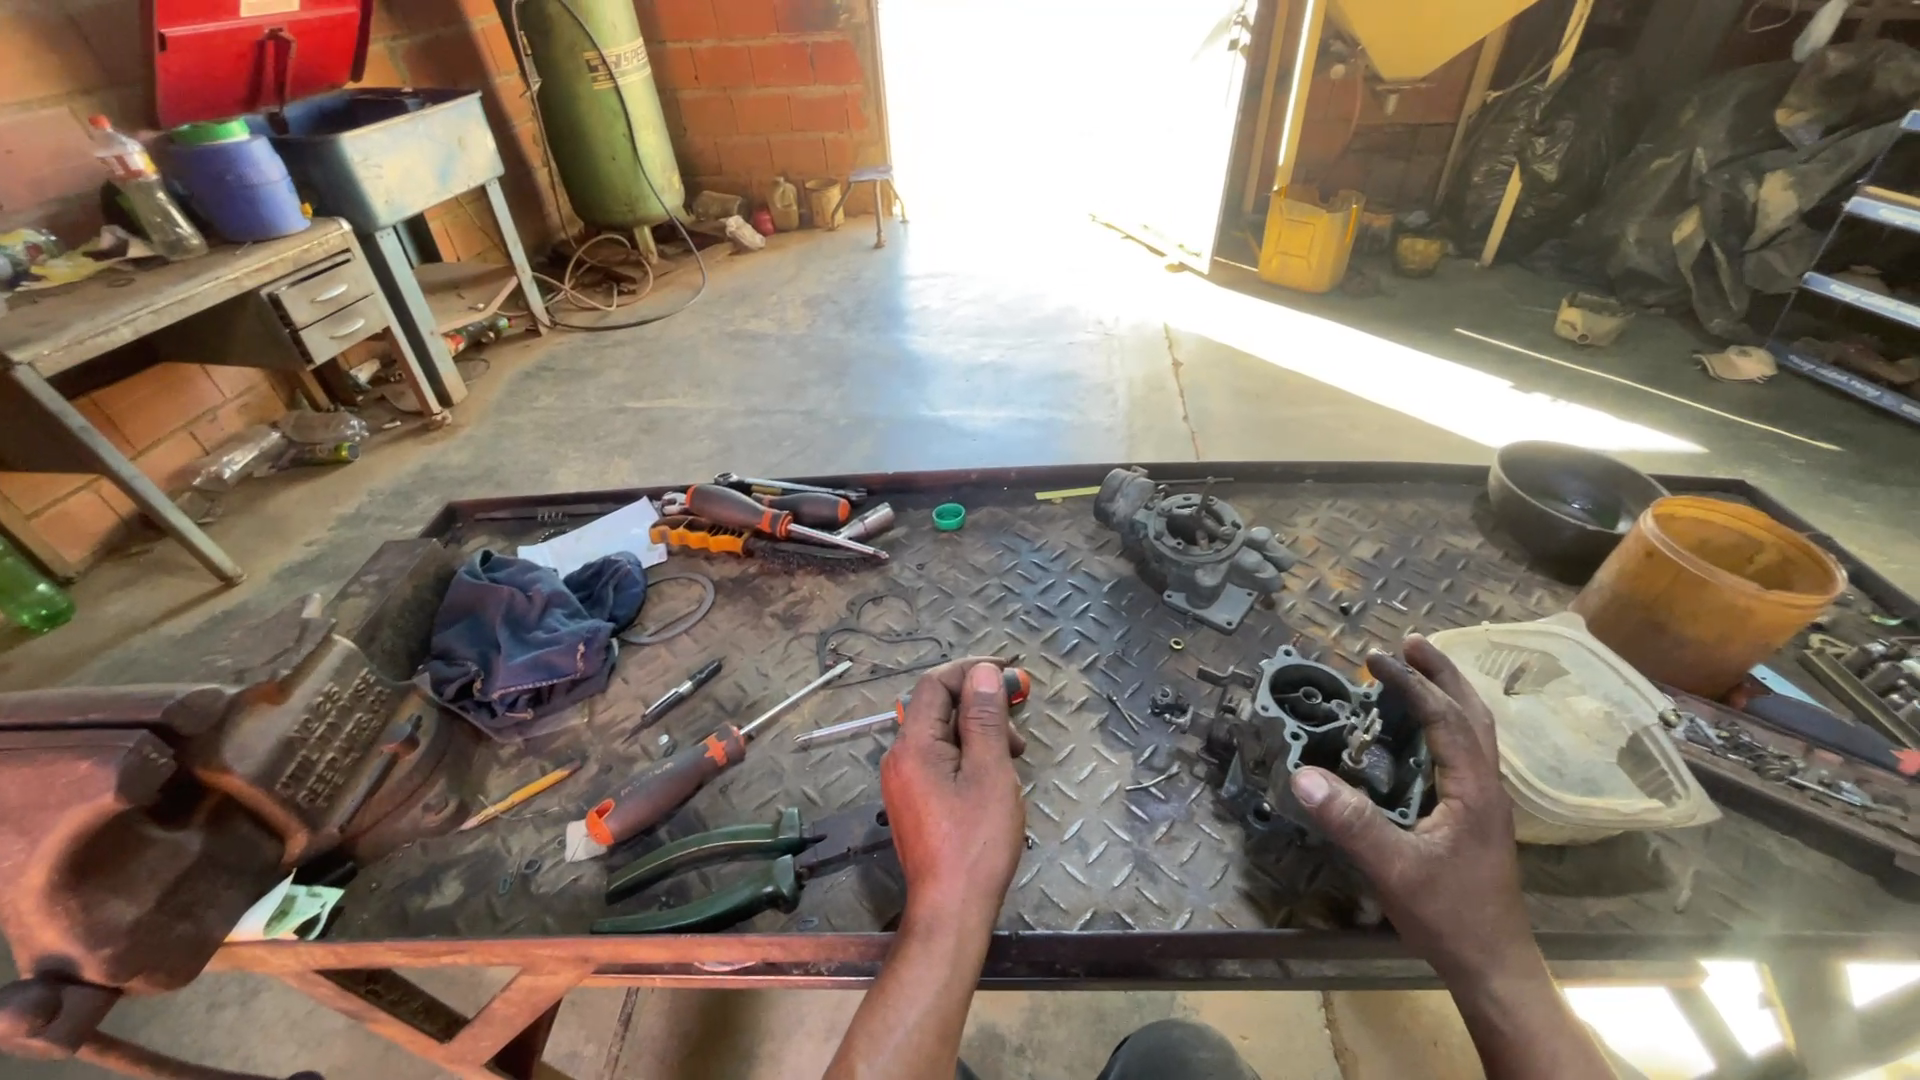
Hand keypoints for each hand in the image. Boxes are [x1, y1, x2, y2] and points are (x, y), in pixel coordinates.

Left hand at [880, 659, 1026, 935]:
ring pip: (941, 736)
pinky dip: (968, 755)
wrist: (950, 910)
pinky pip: (939, 760)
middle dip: (980, 706)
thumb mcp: (990, 772)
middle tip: (1019, 725)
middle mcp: (899, 757)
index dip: (972, 671)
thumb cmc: (976, 841)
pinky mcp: (913, 802)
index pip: (936, 684)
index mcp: (913, 745)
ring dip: (978, 732)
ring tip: (1014, 757)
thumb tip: (984, 672)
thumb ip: (985, 718)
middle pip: (938, 708)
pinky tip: (994, 777)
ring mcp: (903, 782)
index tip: (1009, 674)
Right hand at [1289, 634, 1535, 984]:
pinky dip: (1444, 723)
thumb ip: (1350, 823)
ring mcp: (1485, 801)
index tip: (1374, 657)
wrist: (1493, 964)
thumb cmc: (1449, 915)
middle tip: (1410, 642)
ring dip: (1448, 694)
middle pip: (1473, 713)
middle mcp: (1487, 786)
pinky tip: (1420, 731)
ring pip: (1475, 732)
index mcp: (1474, 789)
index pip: (1445, 718)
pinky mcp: (1475, 815)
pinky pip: (1463, 751)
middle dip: (1443, 673)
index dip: (1411, 683)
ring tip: (1417, 671)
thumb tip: (1302, 776)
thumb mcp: (1393, 868)